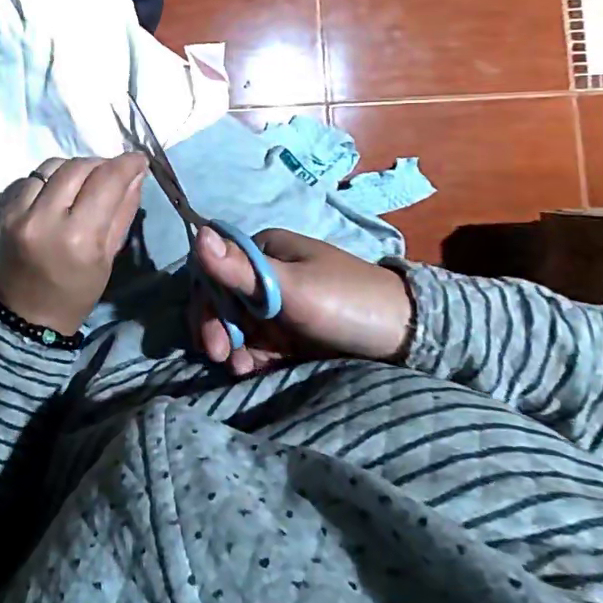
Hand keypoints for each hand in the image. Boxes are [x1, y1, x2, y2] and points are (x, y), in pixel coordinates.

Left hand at [0, 154, 147, 335]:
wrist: (23, 317)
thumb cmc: (75, 295)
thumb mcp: (107, 258)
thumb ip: (122, 212)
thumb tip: (136, 176)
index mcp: (79, 237)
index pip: (107, 181)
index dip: (127, 164)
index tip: (139, 159)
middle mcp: (46, 218)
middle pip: (79, 167)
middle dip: (103, 163)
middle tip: (115, 173)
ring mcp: (20, 212)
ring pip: (53, 166)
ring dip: (76, 167)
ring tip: (87, 180)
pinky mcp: (4, 211)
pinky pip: (33, 178)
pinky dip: (52, 178)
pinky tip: (61, 191)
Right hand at [190, 227, 411, 375]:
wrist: (403, 335)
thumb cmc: (346, 302)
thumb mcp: (291, 287)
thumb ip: (242, 268)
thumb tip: (198, 233)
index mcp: (265, 250)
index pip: (214, 272)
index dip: (206, 306)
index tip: (211, 342)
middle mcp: (266, 273)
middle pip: (222, 301)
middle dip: (218, 331)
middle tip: (224, 360)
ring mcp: (279, 304)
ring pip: (237, 325)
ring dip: (233, 348)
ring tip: (244, 369)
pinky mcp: (290, 330)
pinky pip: (257, 342)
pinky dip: (250, 356)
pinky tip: (255, 369)